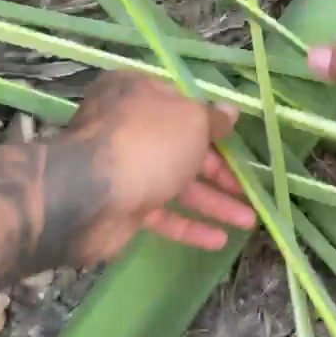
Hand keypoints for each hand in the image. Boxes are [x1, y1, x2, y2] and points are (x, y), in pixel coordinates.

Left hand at [60, 70, 254, 261]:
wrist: (86, 197)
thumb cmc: (146, 145)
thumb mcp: (191, 121)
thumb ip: (213, 118)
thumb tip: (229, 112)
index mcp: (139, 95)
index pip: (183, 106)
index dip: (214, 126)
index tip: (238, 144)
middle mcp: (130, 129)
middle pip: (185, 150)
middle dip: (222, 174)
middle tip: (249, 190)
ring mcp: (126, 169)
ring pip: (179, 185)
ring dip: (214, 203)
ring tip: (248, 222)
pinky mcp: (124, 206)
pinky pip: (163, 215)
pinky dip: (190, 226)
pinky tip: (219, 240)